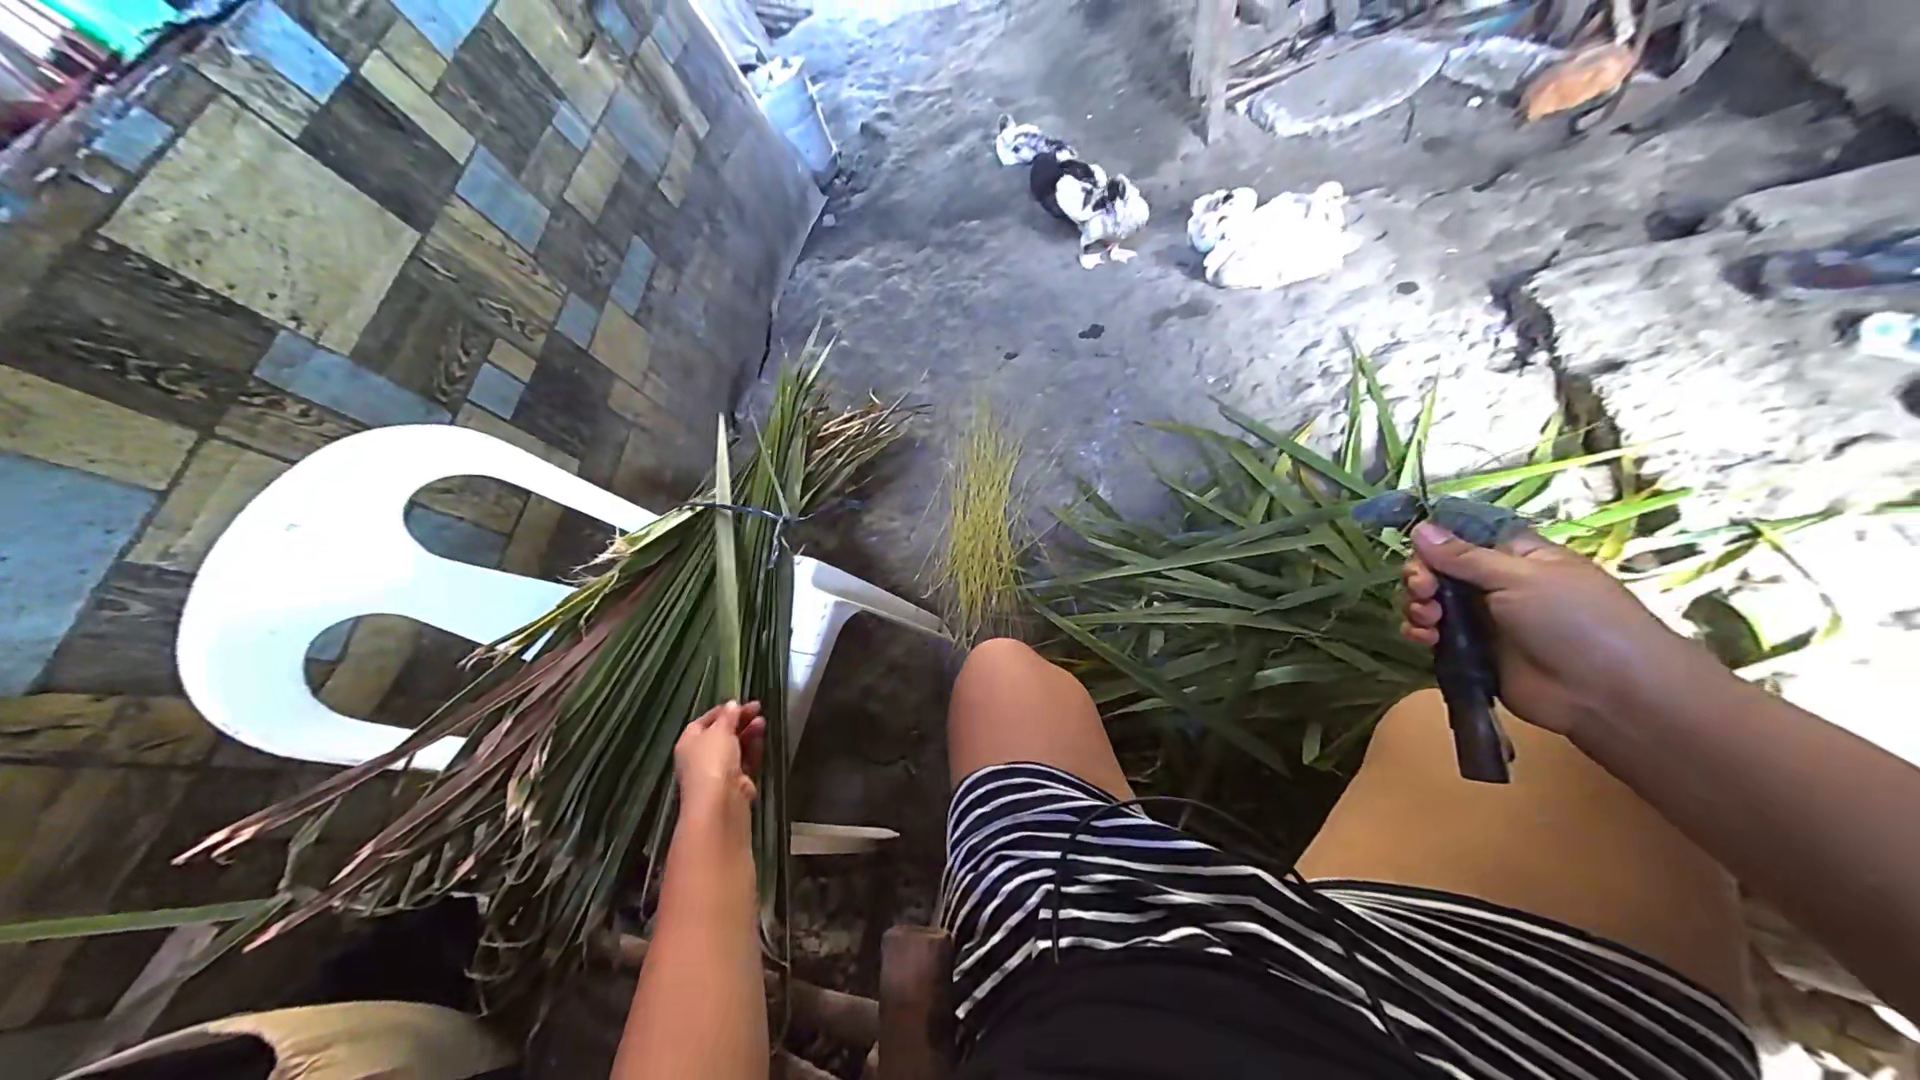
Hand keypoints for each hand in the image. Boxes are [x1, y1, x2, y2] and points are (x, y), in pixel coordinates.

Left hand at [674, 701, 765, 812]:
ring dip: (748, 732)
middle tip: (757, 708)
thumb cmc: (712, 760)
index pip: (705, 721)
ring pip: (736, 746)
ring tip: (762, 720)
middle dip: (739, 720)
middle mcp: (701, 756)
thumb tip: (732, 704)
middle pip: (722, 733)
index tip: (741, 702)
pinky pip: (745, 759)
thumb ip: (728, 716)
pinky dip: (753, 747)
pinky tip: (762, 735)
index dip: (723, 710)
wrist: (719, 801)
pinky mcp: (736, 781)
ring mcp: (719, 770)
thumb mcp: (720, 730)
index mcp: (689, 742)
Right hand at [1399, 522, 1698, 738]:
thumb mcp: (1520, 578)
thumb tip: (1419, 528)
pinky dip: (1419, 633)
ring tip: (1429, 619)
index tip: (1423, 559)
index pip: (1459, 541)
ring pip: (1428, 603)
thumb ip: (1463, 557)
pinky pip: (1431, 635)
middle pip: (1436, 571)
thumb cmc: (1575, 620)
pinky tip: (1424, 638)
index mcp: (1513, 558)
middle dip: (1420, 579)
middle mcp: (1493, 585)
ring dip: (1416, 606)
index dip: (1433, 546)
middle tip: (1424, 592)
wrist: (1607, 693)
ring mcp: (1480, 620)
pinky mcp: (1469, 652)